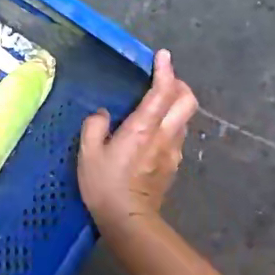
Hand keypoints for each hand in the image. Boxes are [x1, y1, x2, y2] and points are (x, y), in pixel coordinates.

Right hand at [77, 49, 197, 228]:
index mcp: (143, 128)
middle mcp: (164, 136)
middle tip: (163, 77)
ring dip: (175, 104)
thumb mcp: (88, 152)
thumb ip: (95, 127)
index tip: (162, 55)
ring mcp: (173, 151)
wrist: (129, 219)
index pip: (162, 92)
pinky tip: (152, 129)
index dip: (165, 71)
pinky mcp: (173, 164)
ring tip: (157, 101)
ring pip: (184, 118)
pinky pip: (176, 134)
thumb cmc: (104, 183)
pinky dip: (170, 122)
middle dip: (179, 84)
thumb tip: (104, 115)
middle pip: (186, 102)